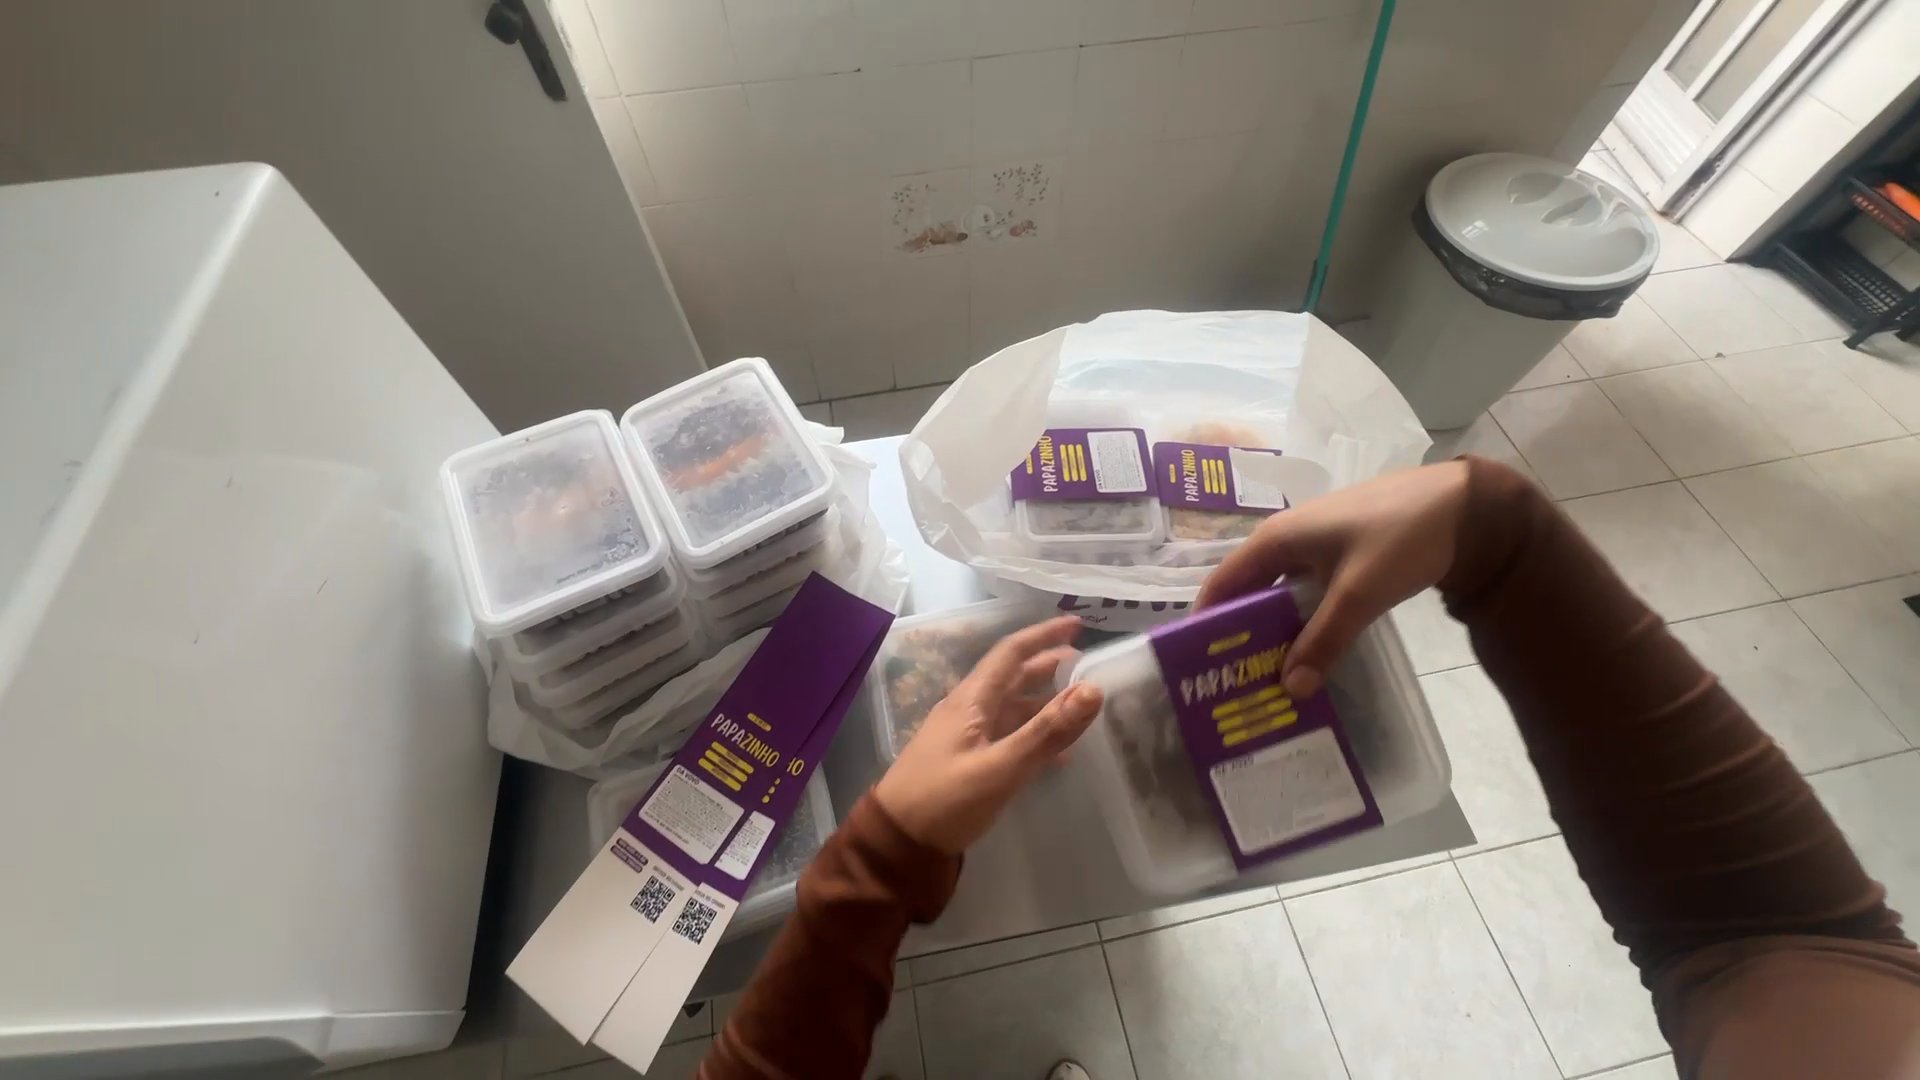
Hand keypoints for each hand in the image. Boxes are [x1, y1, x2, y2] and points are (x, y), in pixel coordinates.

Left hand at [872, 616, 1104, 854]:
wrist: (897, 843)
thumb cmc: (946, 800)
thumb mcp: (1001, 767)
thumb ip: (1047, 732)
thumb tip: (1093, 690)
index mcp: (971, 699)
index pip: (1011, 653)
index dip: (1044, 635)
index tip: (1078, 625)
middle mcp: (968, 709)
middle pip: (1012, 676)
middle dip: (1046, 664)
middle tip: (1084, 661)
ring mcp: (965, 735)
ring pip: (1010, 706)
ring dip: (1042, 700)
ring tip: (1078, 701)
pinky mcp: (967, 760)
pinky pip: (1006, 735)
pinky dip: (1033, 734)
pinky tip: (1058, 752)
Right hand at [1198, 461, 1471, 700]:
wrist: (1467, 505)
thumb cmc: (1400, 539)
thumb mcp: (1358, 594)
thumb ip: (1323, 641)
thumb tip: (1290, 689)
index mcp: (1274, 540)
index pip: (1222, 582)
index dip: (1205, 618)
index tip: (1195, 659)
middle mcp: (1284, 538)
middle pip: (1247, 588)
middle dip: (1239, 629)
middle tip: (1234, 674)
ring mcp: (1313, 543)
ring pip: (1278, 589)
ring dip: (1273, 625)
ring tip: (1269, 667)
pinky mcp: (1339, 551)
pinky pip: (1304, 587)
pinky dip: (1300, 615)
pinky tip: (1309, 644)